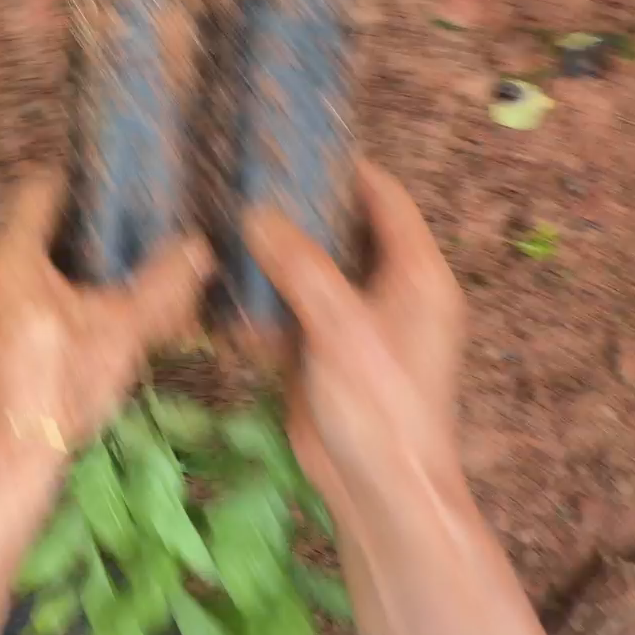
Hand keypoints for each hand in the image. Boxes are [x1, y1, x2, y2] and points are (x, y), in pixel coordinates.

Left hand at [0, 171, 212, 471]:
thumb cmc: (62, 383)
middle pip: (43, 223)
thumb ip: (163, 284)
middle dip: (91, 223)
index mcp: (13, 255)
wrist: (17, 449)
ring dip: (82, 257)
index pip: (42, 188)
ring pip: (40, 257)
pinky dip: (68, 285)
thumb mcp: (121, 329)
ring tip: (132, 263)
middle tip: (139, 224)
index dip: (82, 179)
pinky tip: (106, 304)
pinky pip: (34, 286)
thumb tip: (198, 247)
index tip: (122, 183)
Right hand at [244, 160, 465, 515]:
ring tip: (220, 230)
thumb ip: (303, 268)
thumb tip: (257, 215)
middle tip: (243, 186)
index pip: (384, 202)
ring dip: (268, 257)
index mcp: (414, 277)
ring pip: (304, 272)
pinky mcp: (316, 350)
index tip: (296, 149)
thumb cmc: (381, 406)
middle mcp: (384, 292)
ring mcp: (348, 323)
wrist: (376, 485)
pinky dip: (256, 302)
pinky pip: (284, 311)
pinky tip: (220, 293)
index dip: (347, 170)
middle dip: (295, 211)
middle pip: (339, 233)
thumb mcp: (343, 329)